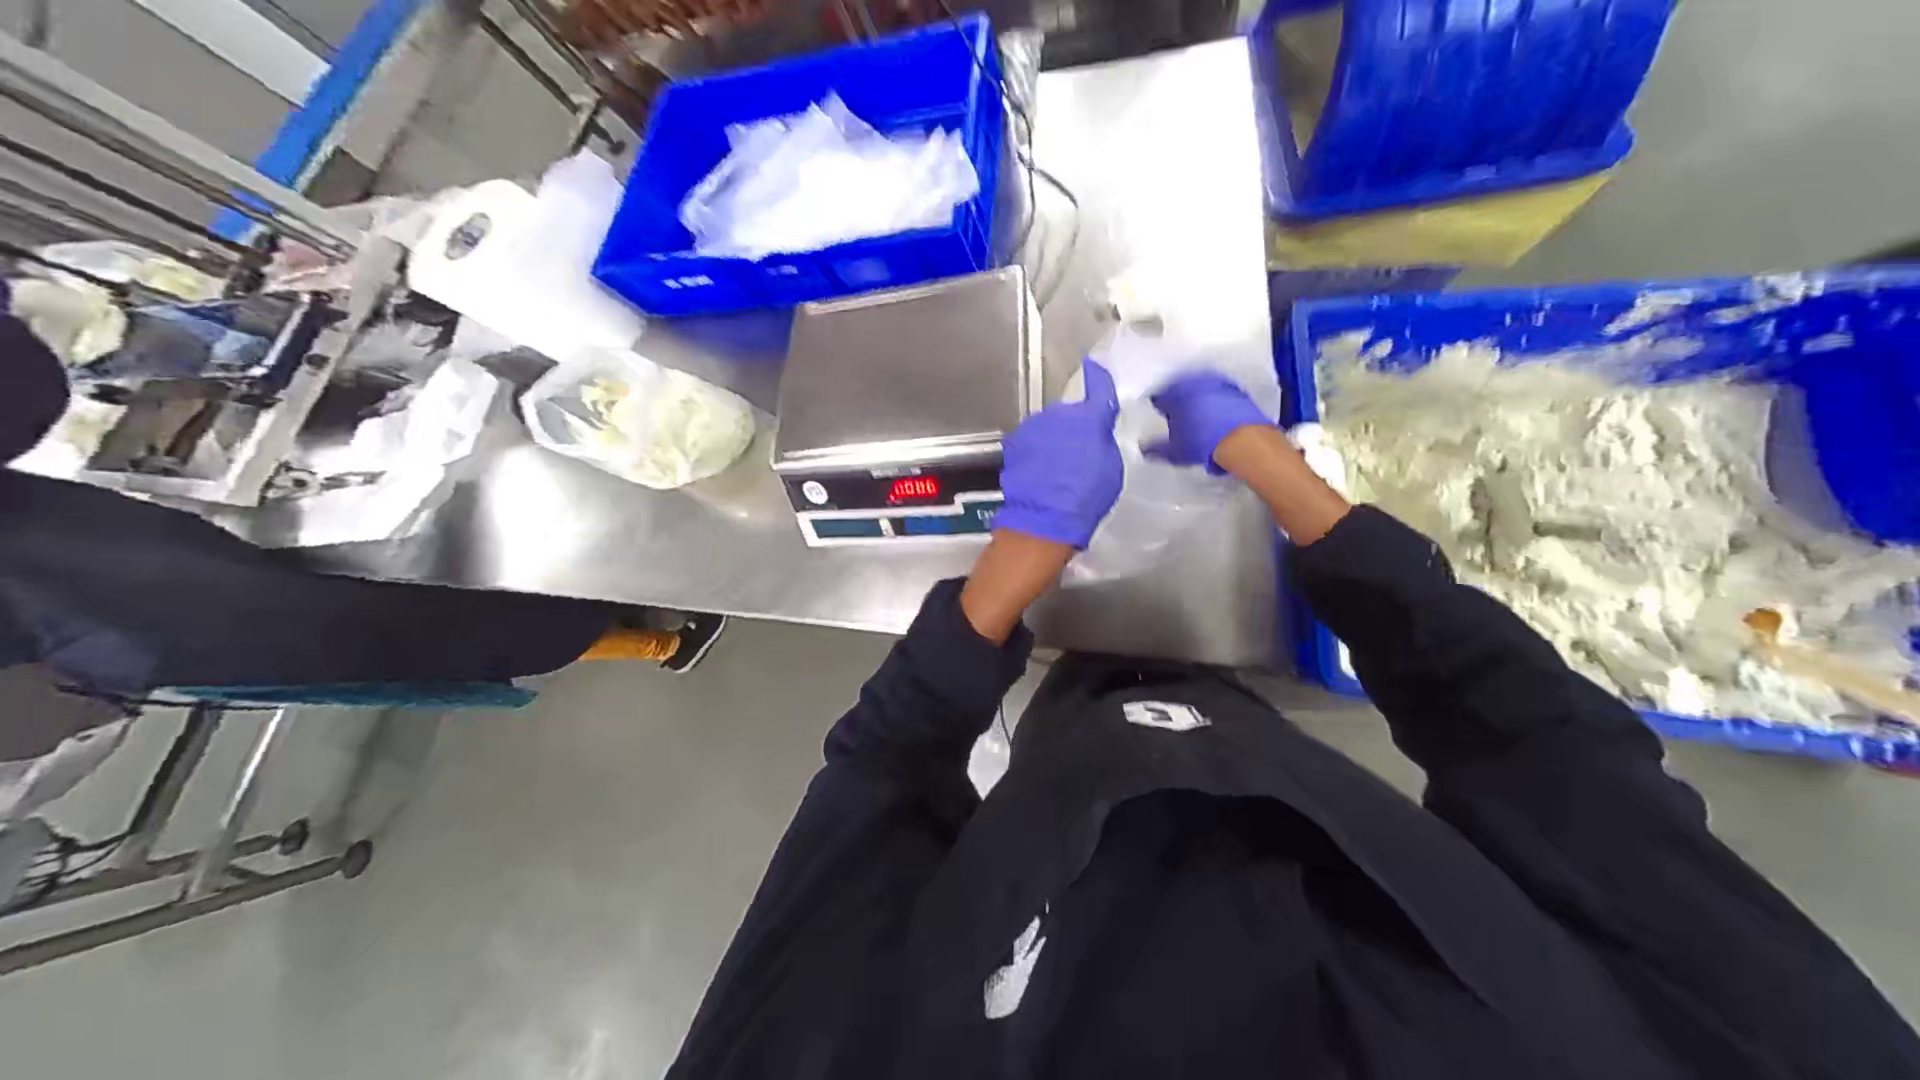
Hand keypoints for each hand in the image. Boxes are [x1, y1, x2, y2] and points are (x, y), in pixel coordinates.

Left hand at [994, 359, 1123, 548]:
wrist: (1044, 518)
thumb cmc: (1087, 496)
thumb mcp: (1111, 466)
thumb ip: (1102, 438)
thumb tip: (1094, 428)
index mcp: (1088, 418)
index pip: (1098, 387)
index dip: (1098, 378)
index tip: (1094, 368)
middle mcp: (1058, 414)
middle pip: (1068, 413)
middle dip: (1073, 426)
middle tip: (1079, 451)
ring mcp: (1032, 428)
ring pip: (1047, 427)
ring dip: (1052, 439)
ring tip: (1058, 467)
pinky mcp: (1013, 444)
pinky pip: (1030, 442)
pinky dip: (1035, 451)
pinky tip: (1040, 472)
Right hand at [1146, 372, 1270, 473]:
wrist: (1243, 440)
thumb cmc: (1202, 443)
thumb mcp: (1175, 451)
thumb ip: (1157, 449)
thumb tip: (1145, 449)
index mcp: (1174, 394)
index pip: (1160, 396)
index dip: (1160, 406)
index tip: (1161, 415)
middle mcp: (1195, 383)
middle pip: (1182, 388)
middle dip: (1179, 400)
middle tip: (1179, 417)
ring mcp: (1218, 384)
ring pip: (1202, 388)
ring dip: (1199, 399)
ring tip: (1199, 417)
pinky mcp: (1238, 391)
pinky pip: (1221, 394)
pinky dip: (1217, 402)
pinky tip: (1218, 417)